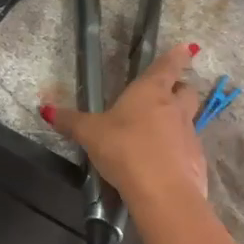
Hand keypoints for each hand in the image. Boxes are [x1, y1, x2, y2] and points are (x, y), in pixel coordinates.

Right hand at [43, 42, 207, 208]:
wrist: (163, 194)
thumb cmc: (125, 149)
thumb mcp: (90, 134)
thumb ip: (70, 121)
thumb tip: (45, 109)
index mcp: (151, 92)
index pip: (168, 66)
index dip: (177, 56)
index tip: (188, 48)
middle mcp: (174, 109)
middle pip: (186, 91)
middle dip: (180, 89)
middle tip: (169, 93)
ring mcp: (190, 137)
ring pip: (189, 122)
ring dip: (178, 123)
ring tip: (160, 135)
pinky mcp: (197, 165)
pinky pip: (189, 152)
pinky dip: (180, 154)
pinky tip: (164, 166)